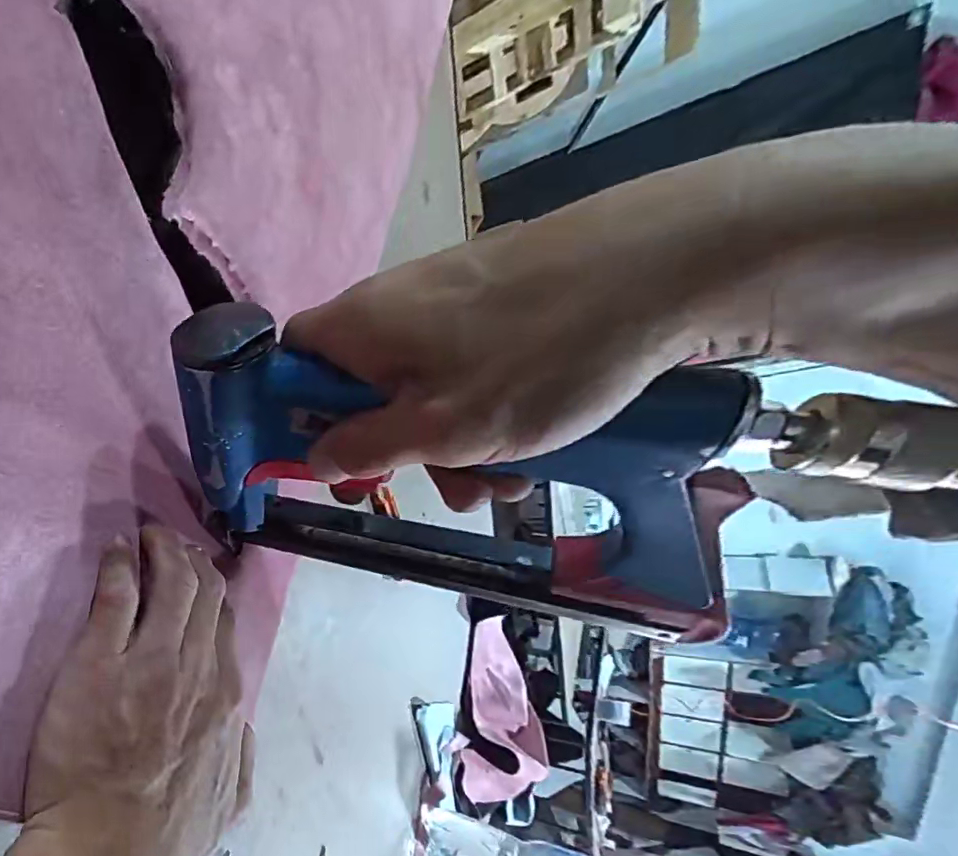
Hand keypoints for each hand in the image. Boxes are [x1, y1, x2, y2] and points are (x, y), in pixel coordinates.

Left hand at [22, 525, 250, 855]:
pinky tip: (116, 549)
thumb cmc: (165, 836)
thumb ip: (241, 756)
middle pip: (203, 592)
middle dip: (190, 559)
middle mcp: (197, 669)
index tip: (198, 578)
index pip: (225, 624)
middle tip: (169, 545)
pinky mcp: (100, 658)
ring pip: (171, 582)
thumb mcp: (231, 804)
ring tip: (148, 537)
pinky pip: (117, 593)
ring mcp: (150, 659)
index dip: (213, 592)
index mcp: (225, 699)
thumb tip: (240, 725)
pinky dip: (121, 563)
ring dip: (162, 549)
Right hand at [283, 164, 764, 511]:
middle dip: (388, 448)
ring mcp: (448, 301)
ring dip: (444, 445)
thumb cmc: (536, 359)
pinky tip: (527, 447)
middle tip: (421, 487)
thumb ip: (364, 447)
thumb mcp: (438, 428)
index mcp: (358, 326)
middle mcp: (392, 304)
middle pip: (357, 386)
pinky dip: (480, 415)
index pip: (288, 363)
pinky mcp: (496, 303)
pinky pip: (462, 370)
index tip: (328, 460)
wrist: (669, 267)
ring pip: (417, 387)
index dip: (294, 415)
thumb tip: (313, 457)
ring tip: (499, 484)